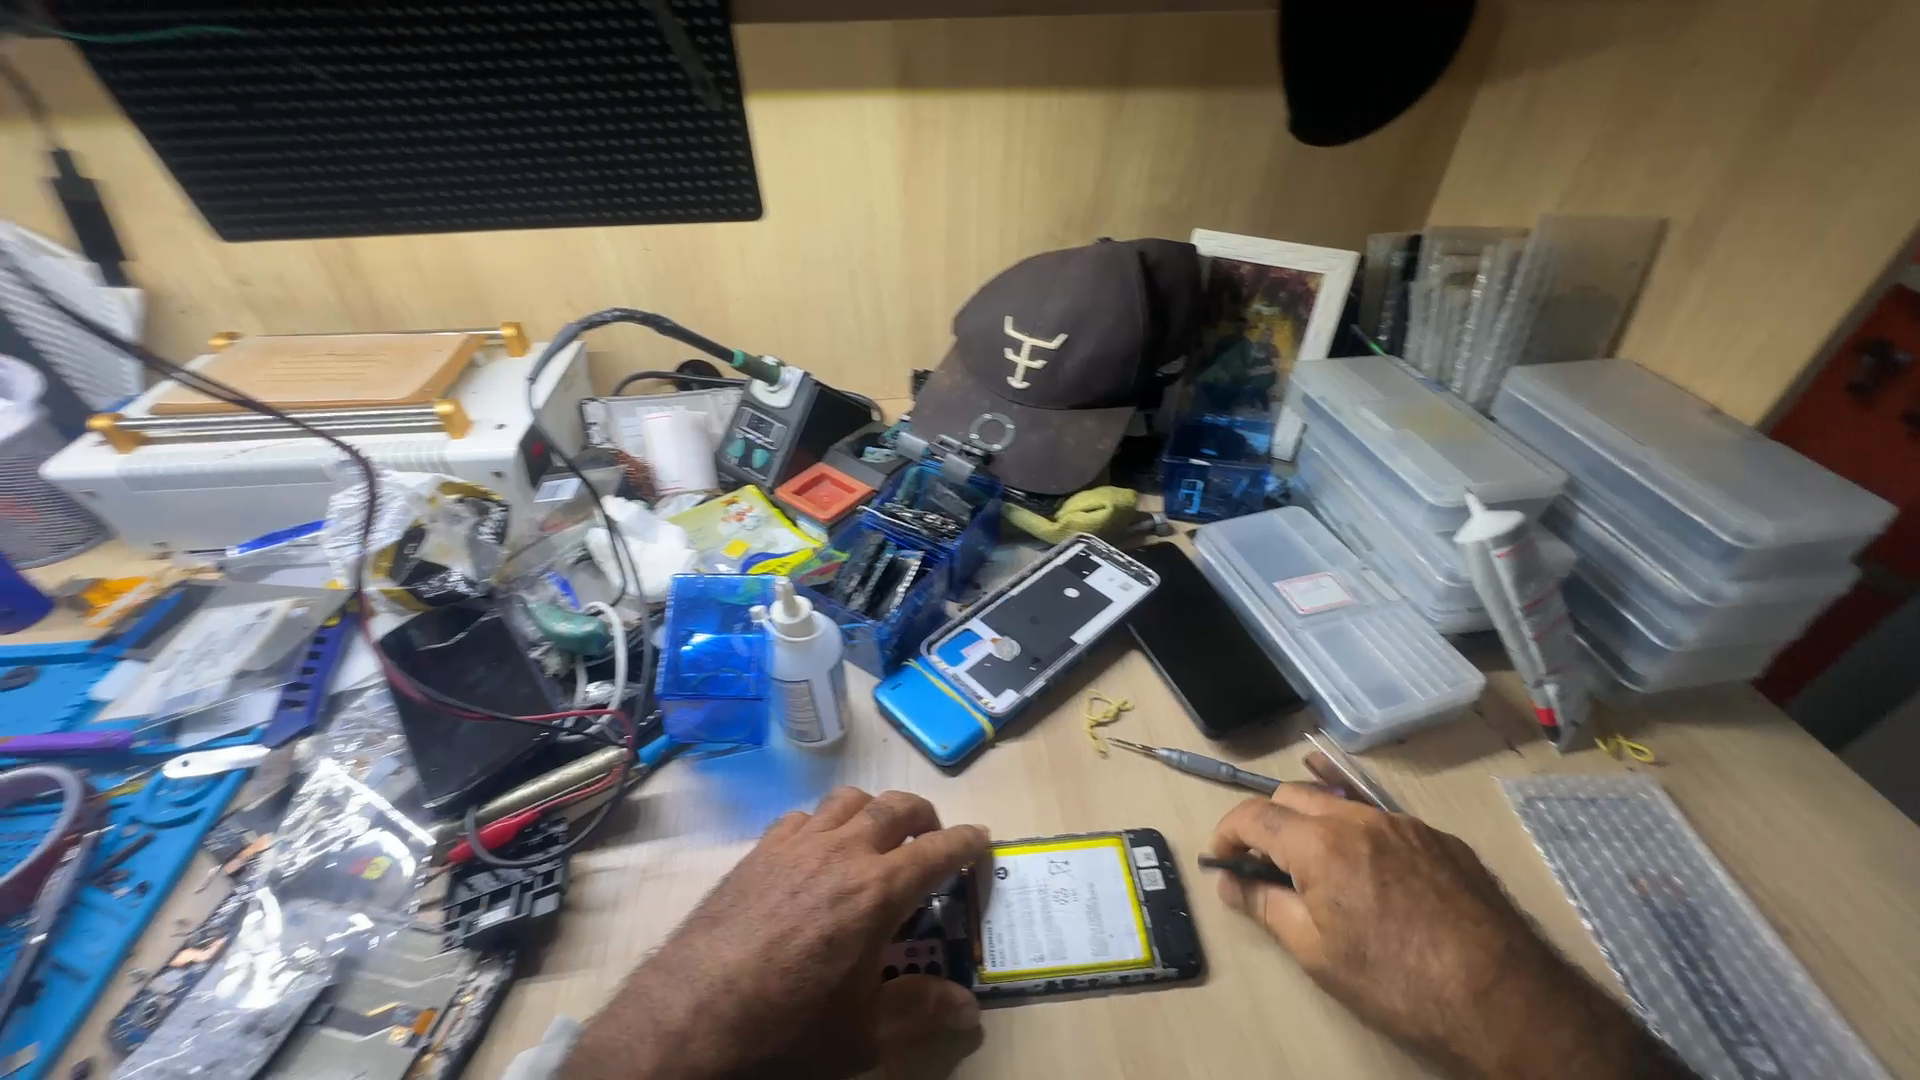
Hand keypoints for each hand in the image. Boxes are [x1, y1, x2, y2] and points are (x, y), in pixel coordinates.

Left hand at [568, 788, 989, 1079]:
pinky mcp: (761, 849)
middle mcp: (844, 852)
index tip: (980, 839)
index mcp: (880, 890)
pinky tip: (815, 851)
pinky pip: (802, 817)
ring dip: (872, 809)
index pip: (938, 850)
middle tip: (930, 833)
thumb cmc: (787, 1027)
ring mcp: (798, 844)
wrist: (691, 1016)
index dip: (966, 842)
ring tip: (875, 834)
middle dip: (923, 813)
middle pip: (896, 806)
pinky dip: (823, 823)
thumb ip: (920, 1011)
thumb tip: (968, 1010)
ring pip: (848, 799)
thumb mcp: (863, 1033)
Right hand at [1210, 765, 1691, 1079]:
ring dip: (1311, 819)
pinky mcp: (1439, 837)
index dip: (1228, 833)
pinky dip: (1357, 827)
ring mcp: (1403, 822)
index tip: (1221, 856)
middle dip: (1268, 822)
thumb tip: (1228, 882)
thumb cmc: (1397, 983)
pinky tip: (1366, 859)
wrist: (1507, 1002)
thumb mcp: (1316, 953)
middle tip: (1265, 862)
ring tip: (1311, 857)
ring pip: (1338, 799)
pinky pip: (1383, 816)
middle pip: (1291, 795)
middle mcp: (1356, 818)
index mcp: (1318, 843)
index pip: (1253, 816)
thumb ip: (1265, 906)